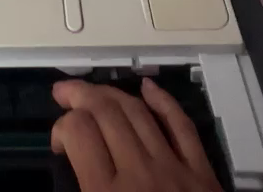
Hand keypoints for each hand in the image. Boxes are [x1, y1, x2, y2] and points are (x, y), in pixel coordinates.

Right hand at [50, 79, 220, 191]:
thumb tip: (72, 172)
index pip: (79, 133)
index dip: (62, 127)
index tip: (58, 141)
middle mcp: (139, 173)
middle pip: (106, 112)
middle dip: (80, 94)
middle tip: (63, 93)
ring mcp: (175, 169)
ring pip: (138, 111)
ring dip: (112, 93)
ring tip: (94, 91)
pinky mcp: (204, 175)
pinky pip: (182, 126)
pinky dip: (164, 101)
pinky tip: (148, 88)